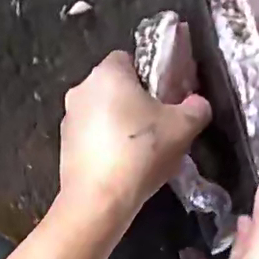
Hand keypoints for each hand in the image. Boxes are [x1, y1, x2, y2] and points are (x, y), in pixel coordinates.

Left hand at [55, 51, 210, 230]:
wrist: (97, 200)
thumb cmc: (140, 152)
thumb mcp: (183, 126)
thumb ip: (195, 107)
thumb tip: (195, 104)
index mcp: (106, 73)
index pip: (129, 58)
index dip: (150, 74)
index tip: (165, 96)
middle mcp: (80, 90)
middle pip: (114, 87)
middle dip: (135, 100)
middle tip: (159, 124)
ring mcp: (67, 120)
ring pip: (101, 113)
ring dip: (120, 124)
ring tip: (142, 149)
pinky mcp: (63, 147)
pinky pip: (91, 136)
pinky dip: (106, 144)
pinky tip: (122, 164)